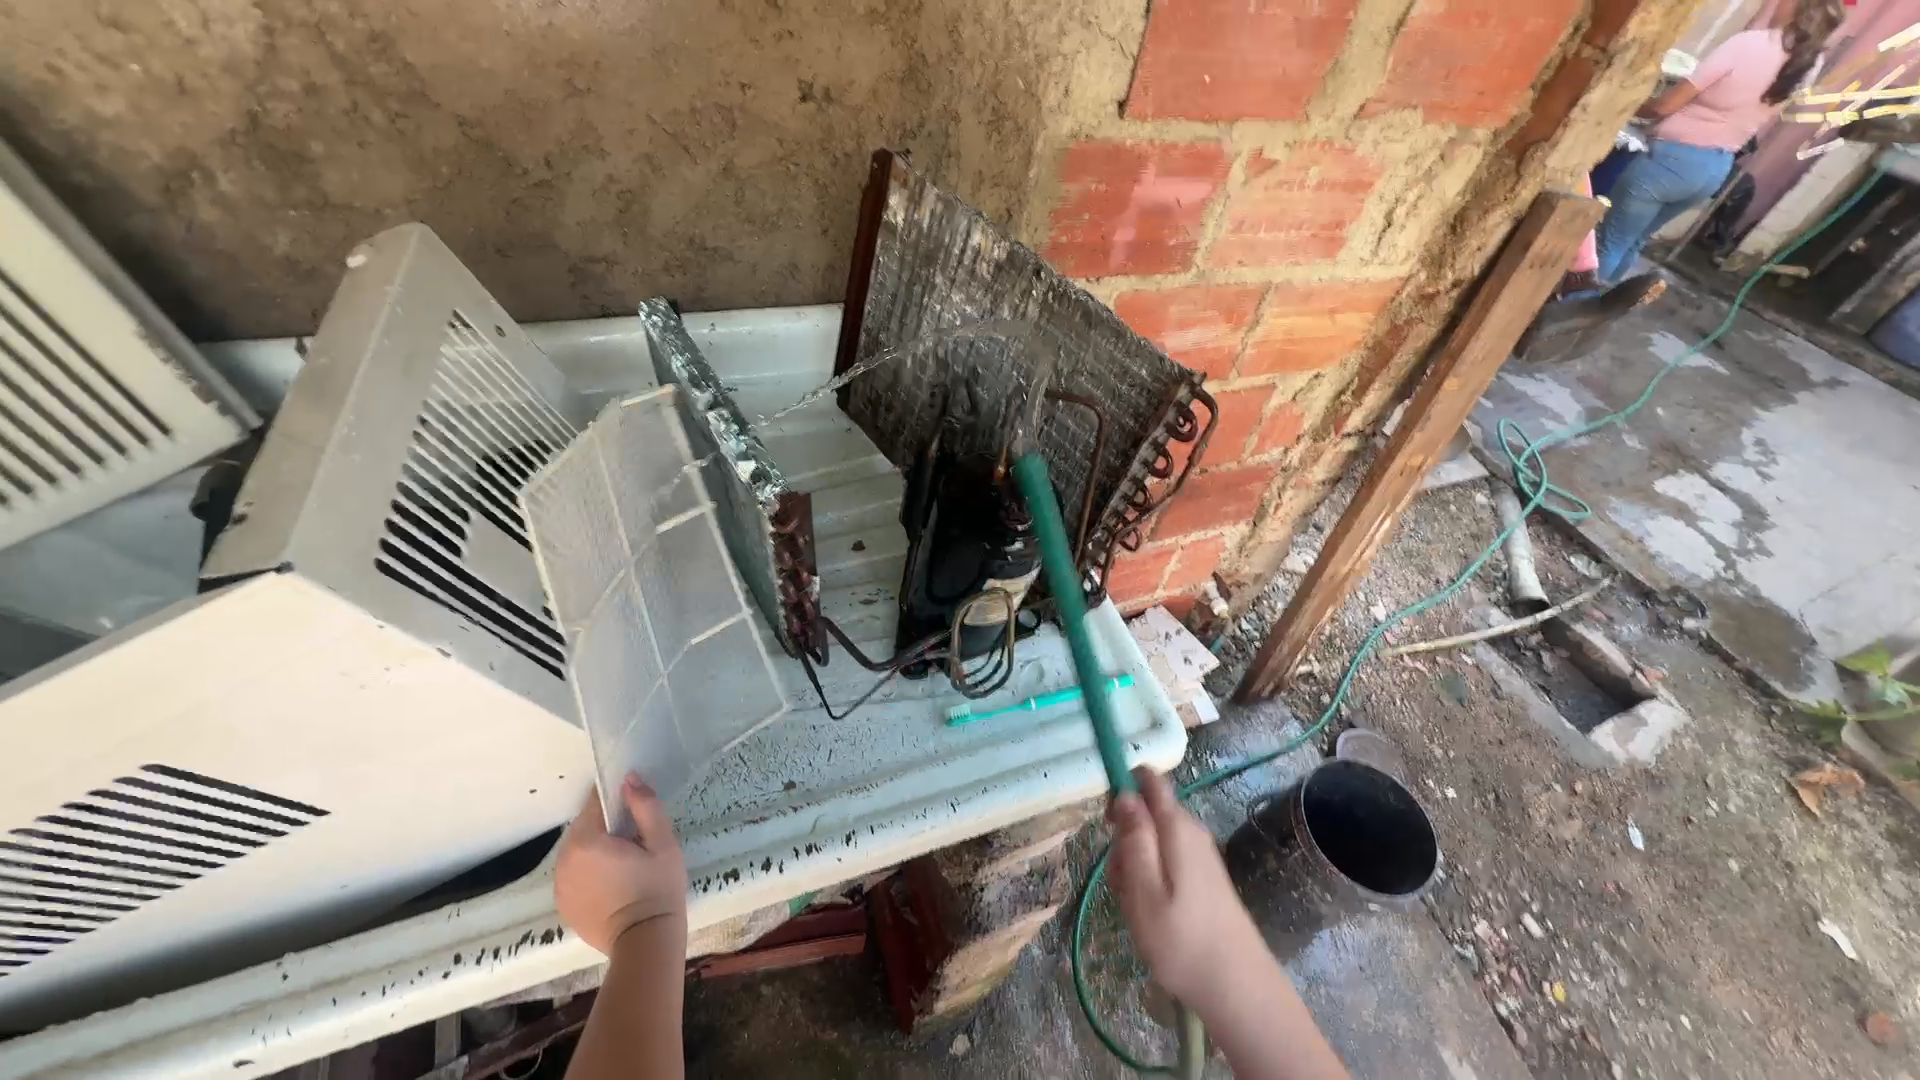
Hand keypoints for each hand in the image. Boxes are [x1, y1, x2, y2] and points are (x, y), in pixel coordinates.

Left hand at [554, 775, 688, 955]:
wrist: (645, 941)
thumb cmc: (657, 887)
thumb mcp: (662, 842)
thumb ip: (645, 806)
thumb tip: (629, 778)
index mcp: (586, 841)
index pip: (594, 804)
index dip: (614, 800)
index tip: (633, 807)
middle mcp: (564, 860)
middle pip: (583, 828)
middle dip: (605, 827)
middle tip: (634, 839)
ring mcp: (559, 885)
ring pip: (577, 852)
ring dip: (595, 849)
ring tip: (623, 861)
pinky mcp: (562, 905)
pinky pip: (574, 875)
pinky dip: (588, 872)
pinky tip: (611, 882)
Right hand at [1106, 766, 1263, 1008]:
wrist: (1238, 988)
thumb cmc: (1182, 941)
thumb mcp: (1143, 889)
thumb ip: (1133, 837)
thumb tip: (1124, 793)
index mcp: (1176, 828)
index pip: (1148, 780)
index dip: (1121, 791)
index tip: (1108, 826)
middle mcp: (1191, 832)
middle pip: (1145, 814)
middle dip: (1124, 841)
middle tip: (1123, 884)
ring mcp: (1199, 855)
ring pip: (1151, 842)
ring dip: (1134, 868)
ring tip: (1138, 908)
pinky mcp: (1203, 877)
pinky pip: (1165, 863)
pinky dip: (1151, 883)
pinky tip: (1152, 915)